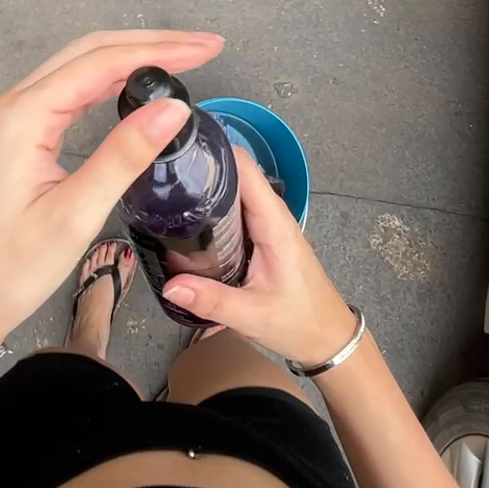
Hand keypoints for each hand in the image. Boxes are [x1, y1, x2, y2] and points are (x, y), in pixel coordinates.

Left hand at [0, 31, 223, 386]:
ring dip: (132, 56)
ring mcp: (17, 116)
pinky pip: (72, 89)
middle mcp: (16, 104)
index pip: (99, 63)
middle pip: (90, 52)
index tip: (205, 48)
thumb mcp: (76, 214)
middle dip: (150, 44)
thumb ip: (124, 156)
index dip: (158, 51)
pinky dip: (111, 79)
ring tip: (183, 57)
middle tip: (203, 46)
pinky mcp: (23, 131)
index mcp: (23, 116)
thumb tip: (175, 108)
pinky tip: (138, 83)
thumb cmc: (15, 266)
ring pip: (81, 67)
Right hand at [160, 149, 357, 366]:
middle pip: (234, 172)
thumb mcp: (253, 315)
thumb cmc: (300, 323)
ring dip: (204, 184)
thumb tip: (168, 286)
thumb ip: (211, 301)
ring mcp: (265, 224)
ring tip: (163, 183)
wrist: (329, 341)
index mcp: (273, 222)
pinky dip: (211, 205)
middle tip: (159, 168)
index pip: (245, 167)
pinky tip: (183, 212)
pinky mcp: (260, 236)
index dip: (215, 150)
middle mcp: (270, 214)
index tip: (179, 146)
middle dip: (200, 165)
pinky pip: (233, 209)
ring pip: (233, 190)